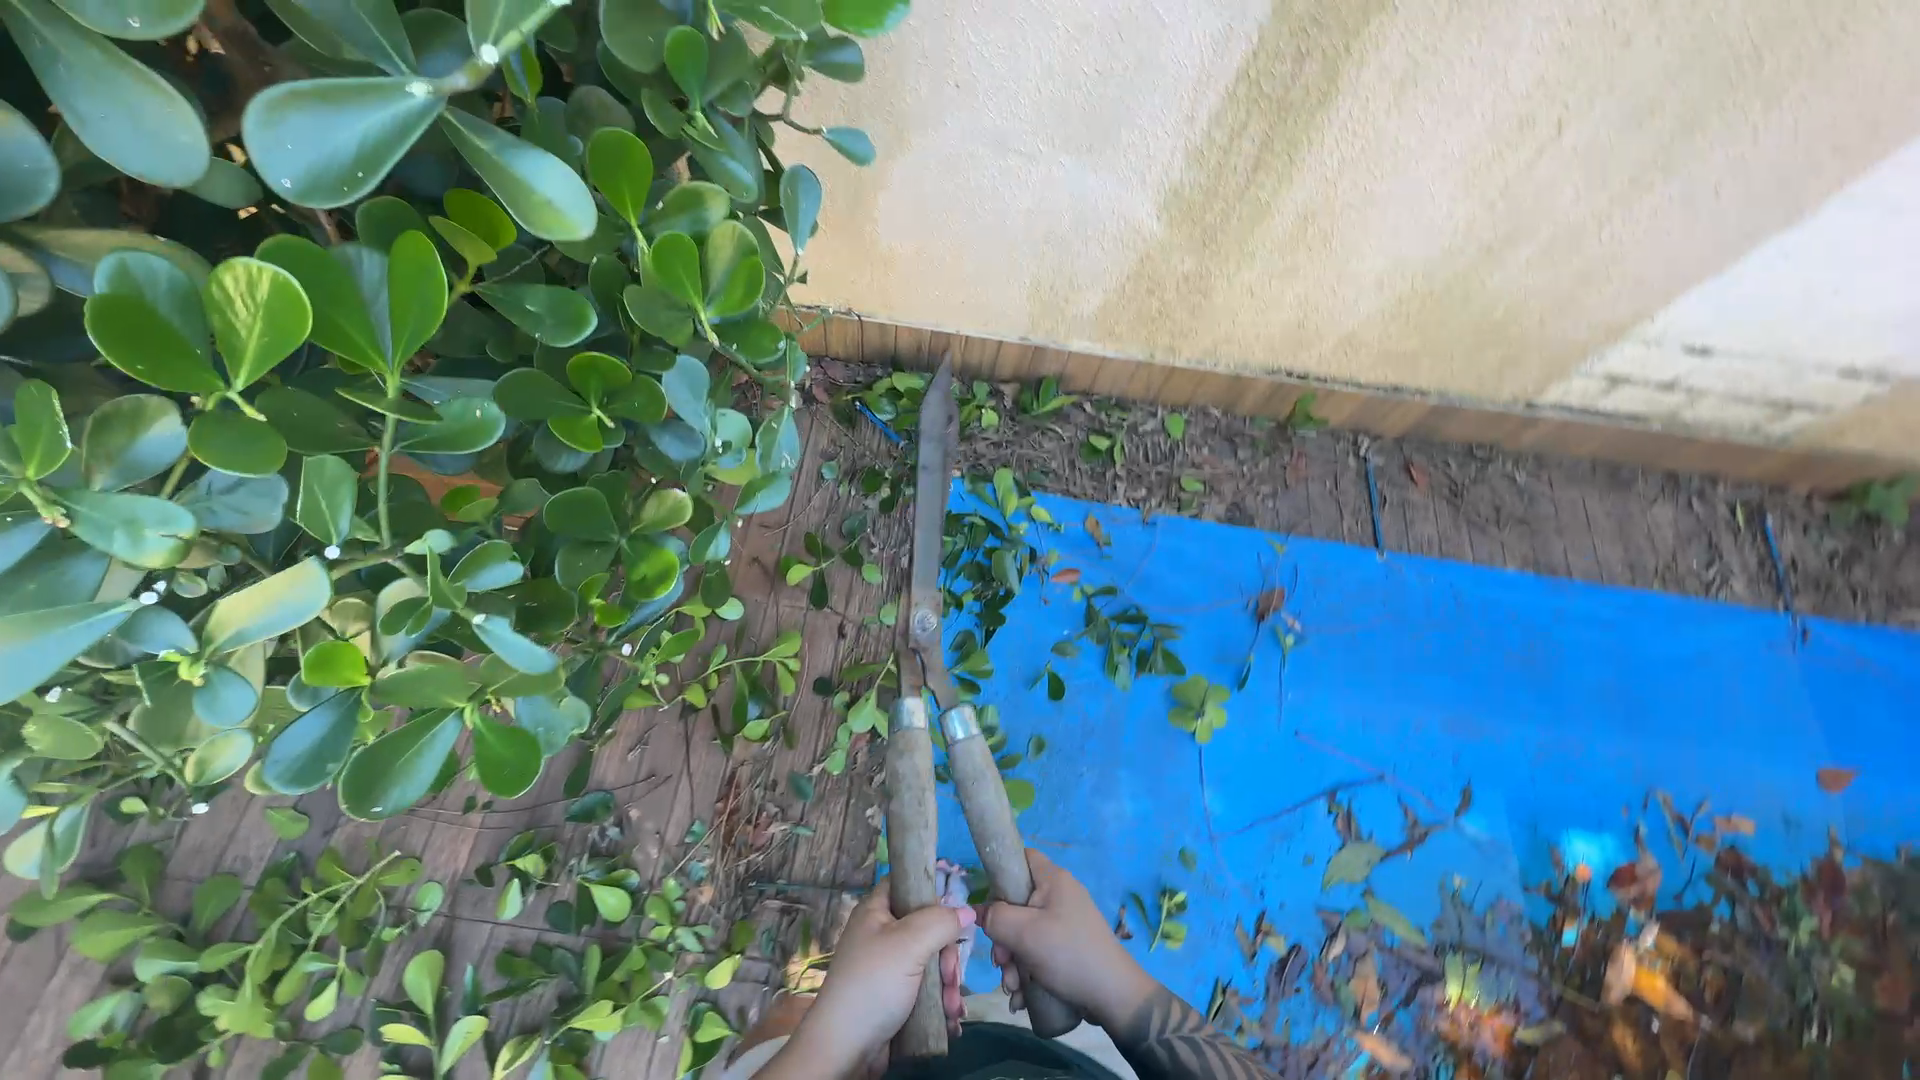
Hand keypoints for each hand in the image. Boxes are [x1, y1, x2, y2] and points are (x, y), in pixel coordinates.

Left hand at [778, 882, 973, 1075]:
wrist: (845, 1050)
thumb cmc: (873, 984)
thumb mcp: (908, 943)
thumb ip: (940, 922)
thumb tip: (967, 910)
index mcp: (877, 912)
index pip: (905, 884)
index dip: (930, 890)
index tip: (955, 907)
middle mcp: (882, 936)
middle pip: (927, 928)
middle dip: (947, 954)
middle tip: (950, 975)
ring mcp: (890, 969)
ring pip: (931, 963)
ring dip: (948, 984)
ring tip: (952, 1006)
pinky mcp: (896, 999)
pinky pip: (927, 991)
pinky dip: (942, 1003)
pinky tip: (951, 1018)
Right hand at [977, 849, 1157, 1028]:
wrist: (1114, 996)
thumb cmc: (1067, 954)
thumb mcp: (1024, 933)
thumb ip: (994, 917)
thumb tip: (977, 912)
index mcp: (1053, 879)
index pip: (1020, 857)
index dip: (999, 875)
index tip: (990, 906)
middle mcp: (1060, 894)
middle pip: (1017, 902)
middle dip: (1003, 935)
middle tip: (1001, 961)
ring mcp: (1065, 921)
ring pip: (1025, 931)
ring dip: (1012, 959)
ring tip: (1013, 987)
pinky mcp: (1069, 945)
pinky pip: (1038, 949)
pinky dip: (1027, 969)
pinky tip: (1022, 994)